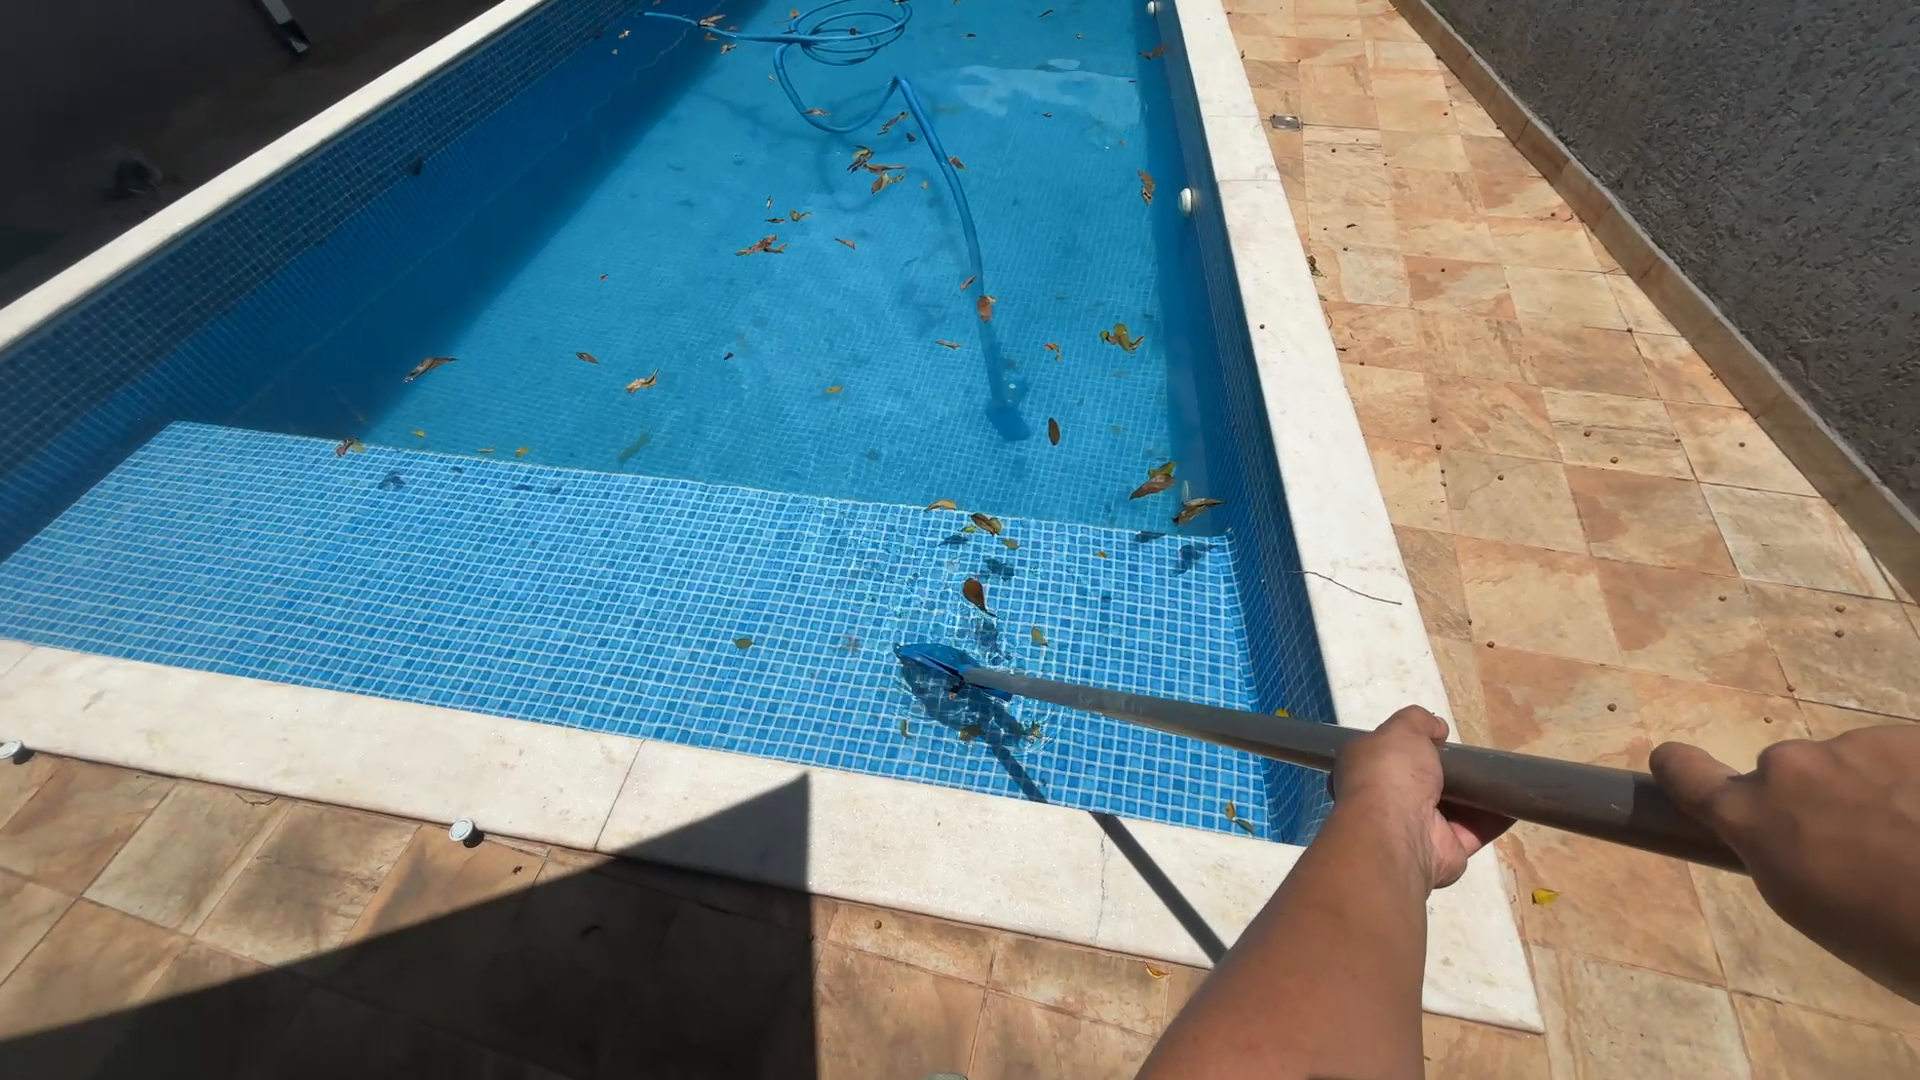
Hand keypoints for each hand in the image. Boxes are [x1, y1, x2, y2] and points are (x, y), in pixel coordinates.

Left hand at [1331, 706, 1511, 890]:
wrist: (1400, 828)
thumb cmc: (1391, 771)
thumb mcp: (1400, 730)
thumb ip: (1417, 721)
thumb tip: (1437, 726)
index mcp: (1365, 767)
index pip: (1387, 753)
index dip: (1410, 744)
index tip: (1437, 738)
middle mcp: (1385, 795)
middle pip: (1422, 778)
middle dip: (1446, 769)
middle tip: (1472, 758)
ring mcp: (1416, 823)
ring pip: (1451, 805)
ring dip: (1474, 793)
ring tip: (1500, 775)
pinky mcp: (1447, 846)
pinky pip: (1477, 827)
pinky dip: (1496, 816)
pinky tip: (1517, 801)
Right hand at [1652, 726, 1919, 1000]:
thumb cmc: (1897, 940)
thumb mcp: (1810, 906)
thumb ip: (1776, 850)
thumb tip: (1790, 834)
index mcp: (1747, 812)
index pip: (1679, 768)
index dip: (1682, 770)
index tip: (1691, 775)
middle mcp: (1787, 768)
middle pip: (1790, 771)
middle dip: (1822, 798)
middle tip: (1878, 844)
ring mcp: (1858, 749)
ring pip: (1856, 762)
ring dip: (1880, 788)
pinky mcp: (1918, 740)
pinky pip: (1909, 754)